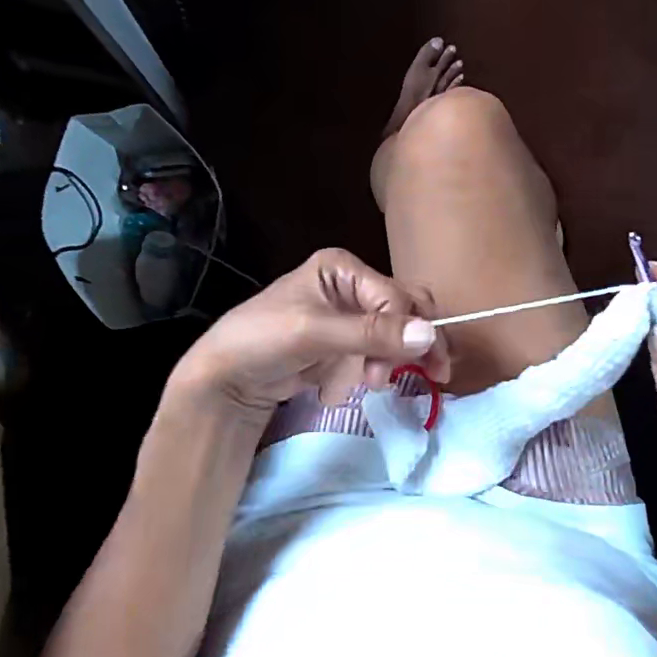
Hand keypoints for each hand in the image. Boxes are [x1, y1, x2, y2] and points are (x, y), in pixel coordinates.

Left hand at [170, 248, 451, 418]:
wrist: (226, 378)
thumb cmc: (262, 341)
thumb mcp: (316, 333)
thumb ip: (371, 333)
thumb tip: (429, 334)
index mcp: (341, 267)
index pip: (394, 296)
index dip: (405, 332)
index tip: (397, 371)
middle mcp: (349, 286)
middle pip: (402, 312)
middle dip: (405, 347)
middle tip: (430, 377)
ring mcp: (347, 316)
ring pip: (393, 338)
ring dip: (379, 366)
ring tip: (362, 387)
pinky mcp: (342, 344)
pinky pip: (372, 357)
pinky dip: (362, 375)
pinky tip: (335, 390)